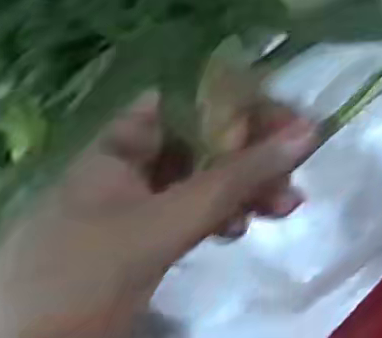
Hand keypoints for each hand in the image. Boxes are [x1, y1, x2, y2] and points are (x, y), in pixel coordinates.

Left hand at [0, 98, 317, 337]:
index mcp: (121, 143)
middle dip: (257, 152)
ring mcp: (138, 204)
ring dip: (251, 184)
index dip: (244, 103)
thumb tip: (310, 130)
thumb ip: (236, 178)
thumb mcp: (158, 229)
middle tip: (295, 172)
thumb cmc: (71, 282)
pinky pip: (200, 210)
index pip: (196, 98)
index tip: (288, 123)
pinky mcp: (144, 243)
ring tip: (285, 206)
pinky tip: (248, 226)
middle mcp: (132, 163)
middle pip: (209, 136)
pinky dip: (230, 212)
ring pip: (210, 175)